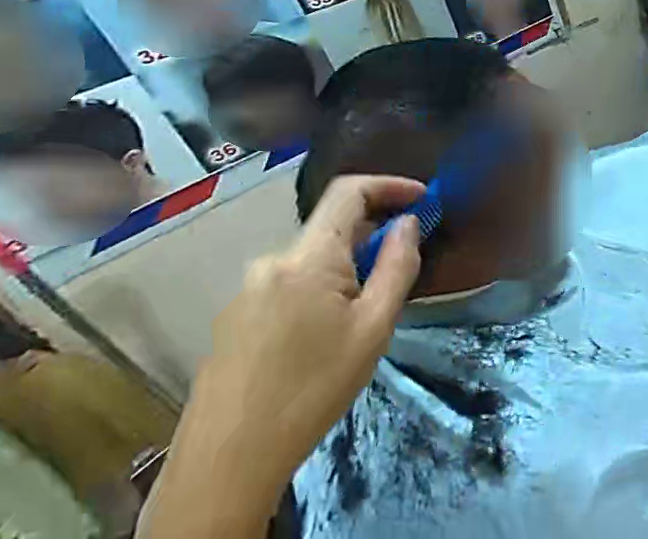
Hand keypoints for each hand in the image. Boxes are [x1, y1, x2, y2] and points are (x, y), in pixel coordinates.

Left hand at [139, 174, 424, 537]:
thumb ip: (397, 265)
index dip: (390, 184)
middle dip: (374, 233)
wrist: (225, 464)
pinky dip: (321, 288)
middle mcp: (271, 263)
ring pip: (312, 259)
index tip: (423, 199)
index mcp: (306, 258)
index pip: (348, 191)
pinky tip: (327, 334)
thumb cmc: (313, 389)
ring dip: (347, 266)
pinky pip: (290, 284)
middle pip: (331, 227)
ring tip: (368, 309)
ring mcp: (246, 292)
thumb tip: (408, 222)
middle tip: (406, 264)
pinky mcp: (234, 319)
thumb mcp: (374, 326)